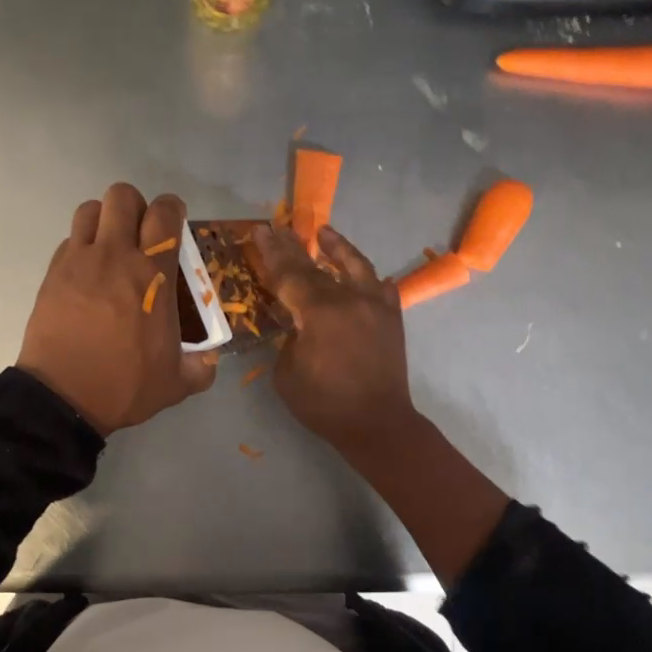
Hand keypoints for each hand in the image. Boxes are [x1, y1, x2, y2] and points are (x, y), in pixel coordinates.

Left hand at [17, 184, 219, 435]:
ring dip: (103, 221)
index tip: (173, 226)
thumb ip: (201, 367)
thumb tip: (209, 359)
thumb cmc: (124, 386)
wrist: (64, 397)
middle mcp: (115, 256)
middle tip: (140, 236)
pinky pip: (68, 241)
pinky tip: (86, 275)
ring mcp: (79, 261)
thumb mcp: (176, 383)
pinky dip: (80, 247)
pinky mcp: (52, 274)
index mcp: (153, 274)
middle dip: (135, 208)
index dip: (172, 211)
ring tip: (109, 248)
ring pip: (90, 210)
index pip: (165, 213)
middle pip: (123, 196)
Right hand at [248, 224, 419, 452]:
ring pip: (355, 266)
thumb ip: (289, 337)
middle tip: (278, 228)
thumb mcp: (287, 372)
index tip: (260, 231)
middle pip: (316, 266)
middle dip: (294, 247)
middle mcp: (350, 298)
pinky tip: (361, 274)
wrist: (376, 422)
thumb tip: (296, 322)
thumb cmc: (323, 403)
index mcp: (319, 311)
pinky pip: (380, 287)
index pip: (289, 274)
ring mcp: (375, 305)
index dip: (272, 253)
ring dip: (337, 248)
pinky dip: (367, 277)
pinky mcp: (392, 318)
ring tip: (324, 233)